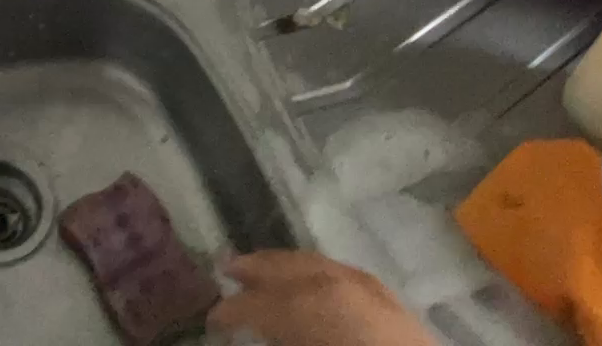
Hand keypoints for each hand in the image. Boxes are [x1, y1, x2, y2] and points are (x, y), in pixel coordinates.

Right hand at [209, 251, 436, 345]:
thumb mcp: (308, 341)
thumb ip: (280, 335)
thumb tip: (258, 329)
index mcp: (311, 308)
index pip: (257, 305)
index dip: (230, 313)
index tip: (211, 322)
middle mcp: (335, 285)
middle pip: (282, 269)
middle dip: (253, 269)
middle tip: (226, 270)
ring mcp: (366, 287)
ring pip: (311, 264)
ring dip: (282, 266)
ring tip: (261, 271)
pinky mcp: (390, 299)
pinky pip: (338, 272)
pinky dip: (314, 272)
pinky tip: (308, 281)